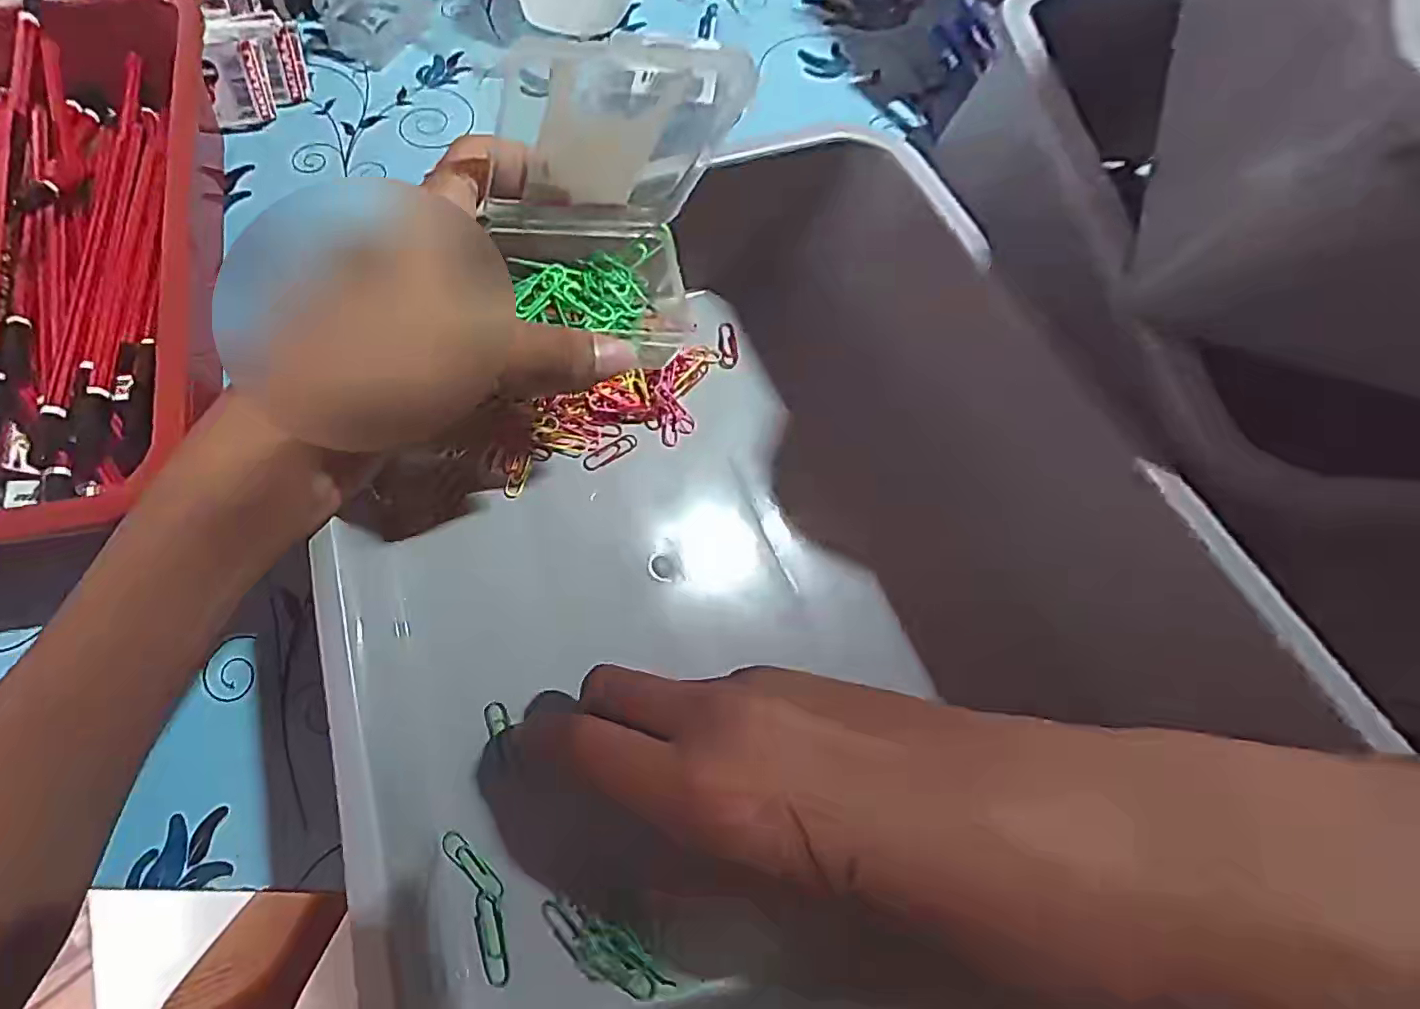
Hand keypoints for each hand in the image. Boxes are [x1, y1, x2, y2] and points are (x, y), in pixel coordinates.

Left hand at [195, 137, 633, 529]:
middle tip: (585, 278)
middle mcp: (402, 252)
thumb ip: (556, 351)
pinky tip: (509, 372)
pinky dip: (477, 345)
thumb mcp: (484, 350)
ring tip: (561, 329)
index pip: (477, 164)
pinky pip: (441, 334)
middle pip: (475, 233)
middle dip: (531, 251)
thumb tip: (627, 357)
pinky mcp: (381, 347)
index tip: (571, 198)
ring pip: (459, 291)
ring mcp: (388, 302)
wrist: (297, 431)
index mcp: (424, 222)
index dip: (524, 167)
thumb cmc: (389, 361)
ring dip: (507, 307)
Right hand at [494, 665, 1419, 1006]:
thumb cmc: (975, 918)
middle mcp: (724, 715)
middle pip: (606, 691)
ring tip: (677, 795)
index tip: (508, 766)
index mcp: (714, 787)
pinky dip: (700, 728)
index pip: (582, 746)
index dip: (534, 752)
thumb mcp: (835, 946)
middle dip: (579, 729)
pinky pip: (718, 694)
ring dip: (644, 731)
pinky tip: (759, 779)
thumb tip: (661, 879)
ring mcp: (772, 685)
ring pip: (664, 690)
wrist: (1118, 835)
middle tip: (586, 786)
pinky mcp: (814, 681)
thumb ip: (726, 898)